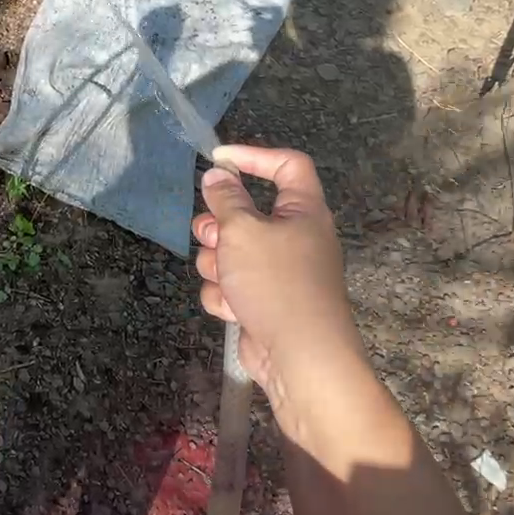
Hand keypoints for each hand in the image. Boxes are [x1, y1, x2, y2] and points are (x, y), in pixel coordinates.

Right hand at [192, 146, 360, 399]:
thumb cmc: (276, 283)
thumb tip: (217, 175)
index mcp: (302, 212)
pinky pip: (229, 283)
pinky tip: (232, 307)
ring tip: (226, 279)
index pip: (287, 166)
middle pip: (244, 211)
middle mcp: (293, 237)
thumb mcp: (243, 230)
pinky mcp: (261, 300)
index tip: (217, 159)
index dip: (254, 156)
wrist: (300, 357)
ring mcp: (277, 271)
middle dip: (217, 224)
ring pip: (228, 250)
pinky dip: (224, 294)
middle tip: (211, 235)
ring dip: (216, 263)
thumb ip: (225, 199)